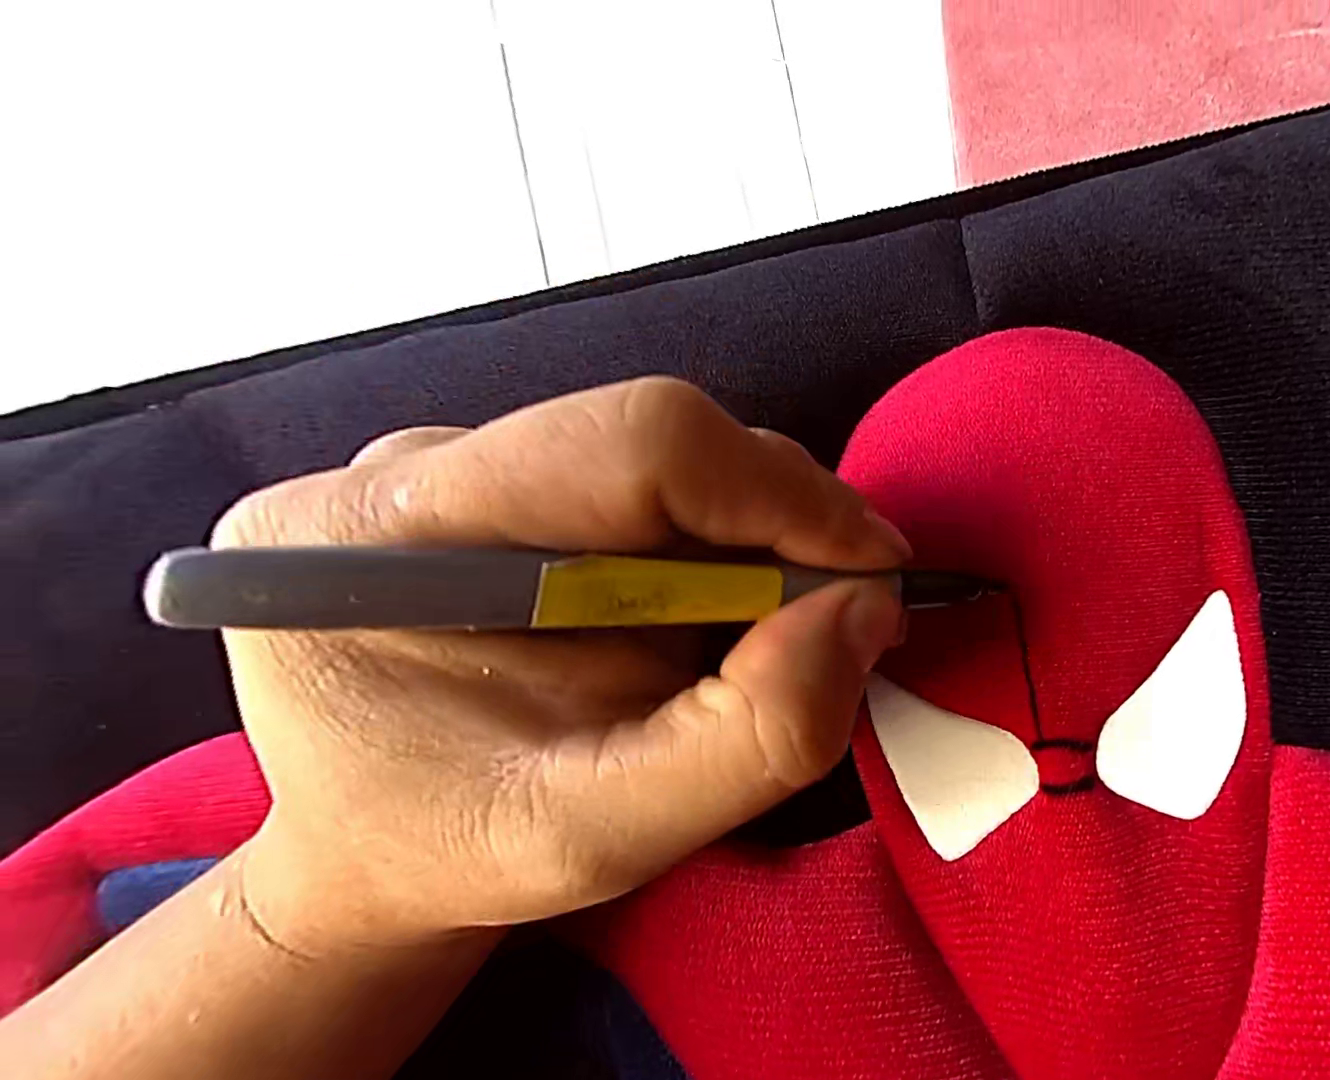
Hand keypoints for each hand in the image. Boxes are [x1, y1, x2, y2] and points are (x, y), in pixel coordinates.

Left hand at [214, 377, 909, 955]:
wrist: (388, 832)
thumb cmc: (463, 847)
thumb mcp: (604, 837)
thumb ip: (754, 734)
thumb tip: (867, 611)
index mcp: (392, 542)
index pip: (641, 446)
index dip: (785, 499)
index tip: (874, 576)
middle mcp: (430, 468)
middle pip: (681, 444)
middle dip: (797, 526)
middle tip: (851, 615)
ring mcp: (484, 464)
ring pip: (696, 461)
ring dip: (776, 539)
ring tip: (779, 630)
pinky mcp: (536, 481)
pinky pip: (683, 484)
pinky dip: (747, 544)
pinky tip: (735, 608)